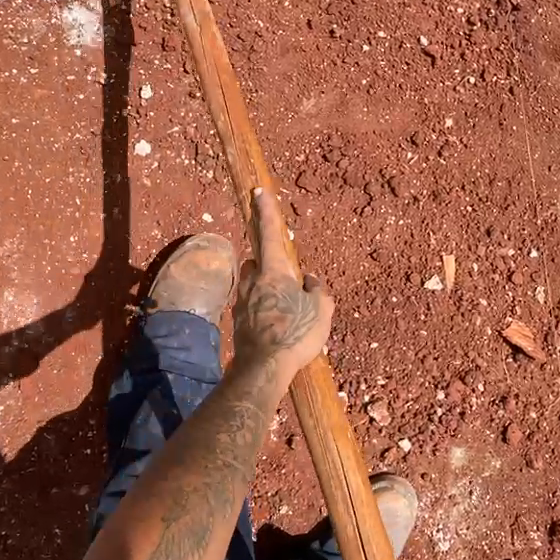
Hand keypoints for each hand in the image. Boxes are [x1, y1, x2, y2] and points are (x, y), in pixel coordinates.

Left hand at [232, 188, 332, 379]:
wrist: (263, 368)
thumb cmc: (296, 334)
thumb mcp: (322, 310)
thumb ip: (317, 290)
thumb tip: (310, 281)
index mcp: (274, 271)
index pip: (270, 232)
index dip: (266, 210)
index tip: (258, 191)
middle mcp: (253, 280)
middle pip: (256, 259)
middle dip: (267, 260)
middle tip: (284, 276)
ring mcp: (241, 300)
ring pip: (251, 282)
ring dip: (263, 285)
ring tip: (282, 304)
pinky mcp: (238, 319)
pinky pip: (251, 304)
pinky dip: (262, 307)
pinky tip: (275, 324)